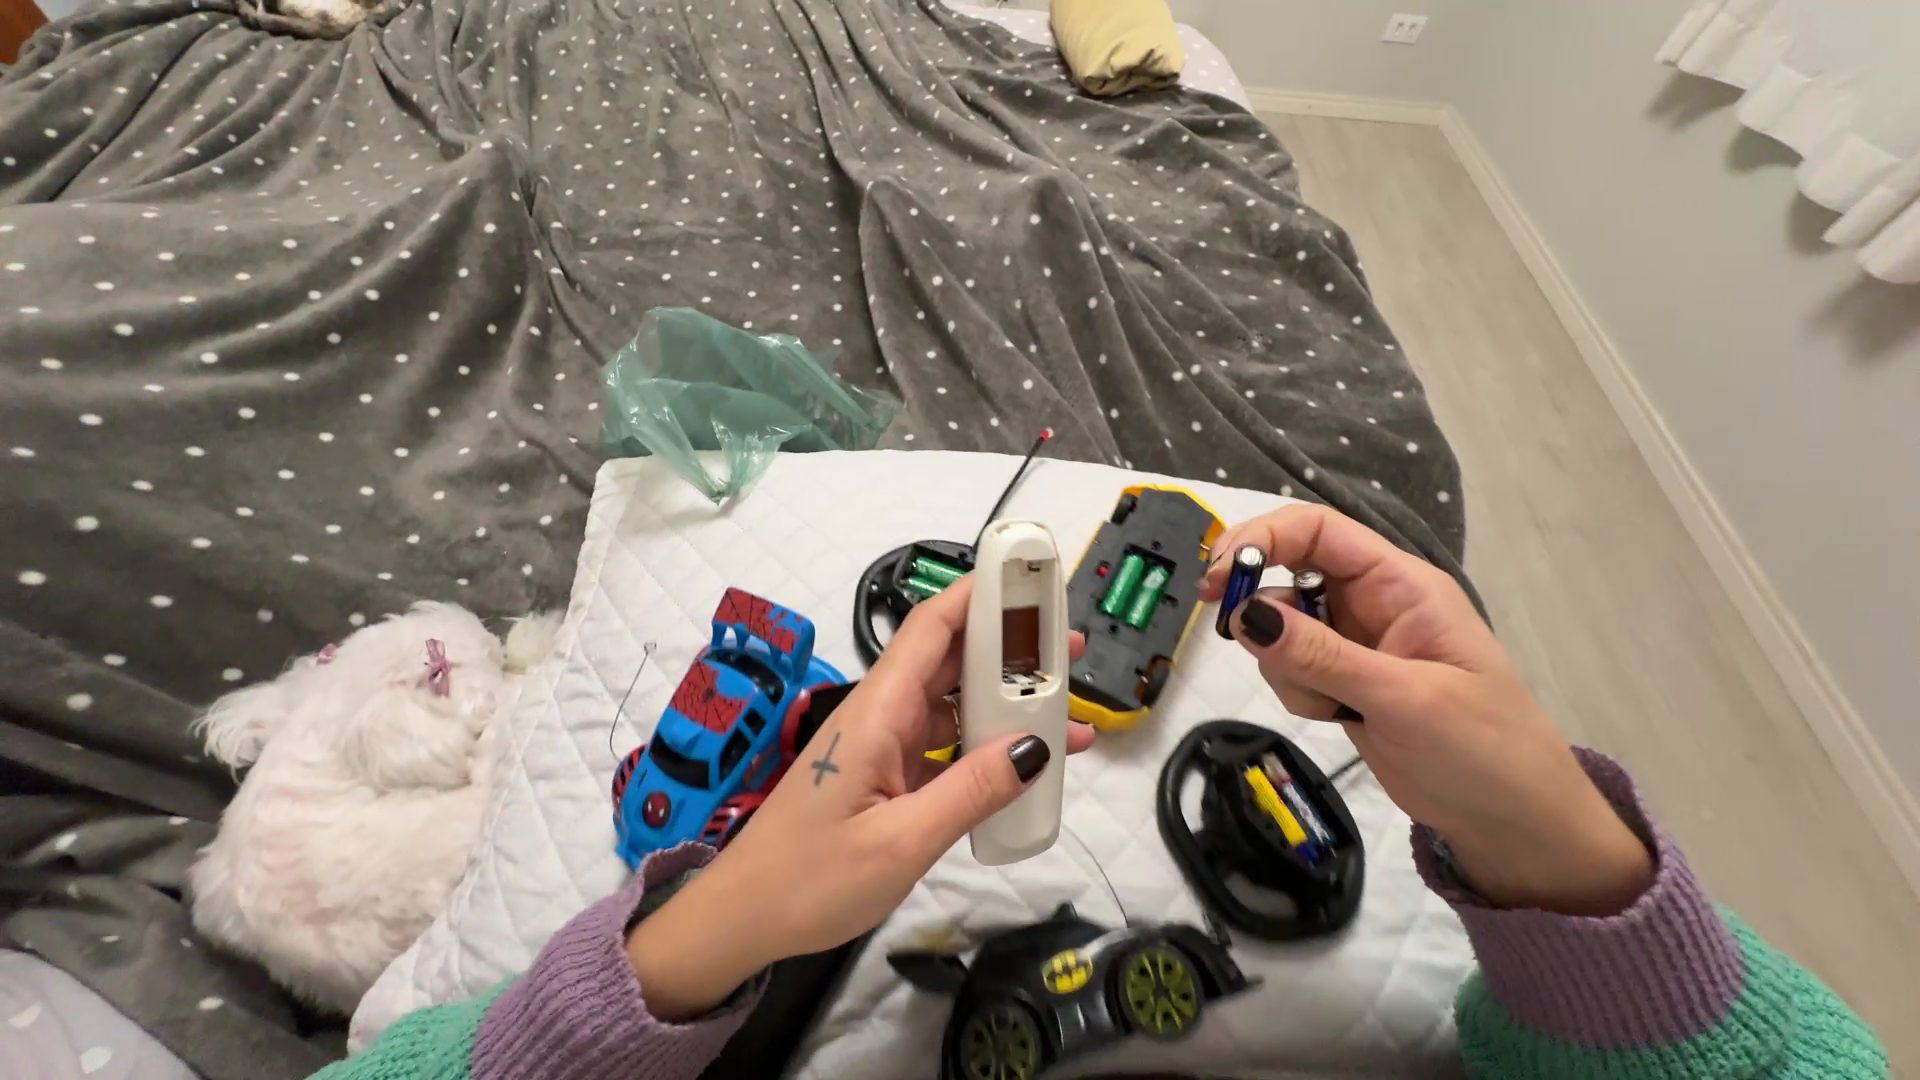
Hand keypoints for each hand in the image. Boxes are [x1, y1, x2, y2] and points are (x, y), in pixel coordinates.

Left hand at [625, 578, 1095, 1018]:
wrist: (745, 919)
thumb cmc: (810, 880)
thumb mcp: (901, 842)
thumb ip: (971, 792)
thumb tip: (1036, 745)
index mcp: (878, 711)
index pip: (931, 629)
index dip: (978, 597)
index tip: (1028, 583)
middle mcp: (883, 714)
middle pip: (951, 659)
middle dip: (1010, 647)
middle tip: (1068, 647)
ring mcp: (885, 744)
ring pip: (954, 703)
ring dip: (1005, 701)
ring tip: (1067, 706)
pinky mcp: (888, 773)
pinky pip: (946, 745)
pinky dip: (986, 748)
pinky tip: (1026, 763)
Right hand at [1200, 504, 1652, 916]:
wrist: (1513, 825)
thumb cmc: (1484, 752)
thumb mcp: (1404, 699)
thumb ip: (1321, 656)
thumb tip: (1241, 614)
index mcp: (1400, 584)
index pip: (1319, 530)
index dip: (1264, 538)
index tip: (1219, 574)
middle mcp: (1371, 602)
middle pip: (1288, 572)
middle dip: (1256, 600)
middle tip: (1226, 630)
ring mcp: (1352, 642)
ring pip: (1279, 624)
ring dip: (1281, 661)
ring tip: (1328, 705)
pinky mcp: (1339, 679)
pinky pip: (1287, 665)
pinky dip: (1292, 688)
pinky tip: (1332, 718)